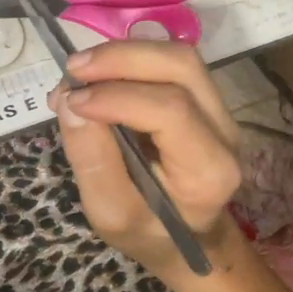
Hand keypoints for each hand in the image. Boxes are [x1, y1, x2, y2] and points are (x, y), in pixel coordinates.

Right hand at [53, 41, 242, 277]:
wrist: (185, 238)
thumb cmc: (147, 232)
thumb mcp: (110, 212)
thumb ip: (92, 159)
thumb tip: (68, 100)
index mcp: (208, 170)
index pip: (170, 110)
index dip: (116, 96)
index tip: (71, 101)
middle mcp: (224, 132)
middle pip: (181, 67)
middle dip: (121, 58)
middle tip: (73, 69)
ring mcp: (218, 110)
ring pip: (178, 56)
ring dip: (124, 52)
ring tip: (81, 69)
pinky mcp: (203, 98)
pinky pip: (169, 62)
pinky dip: (129, 58)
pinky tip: (99, 75)